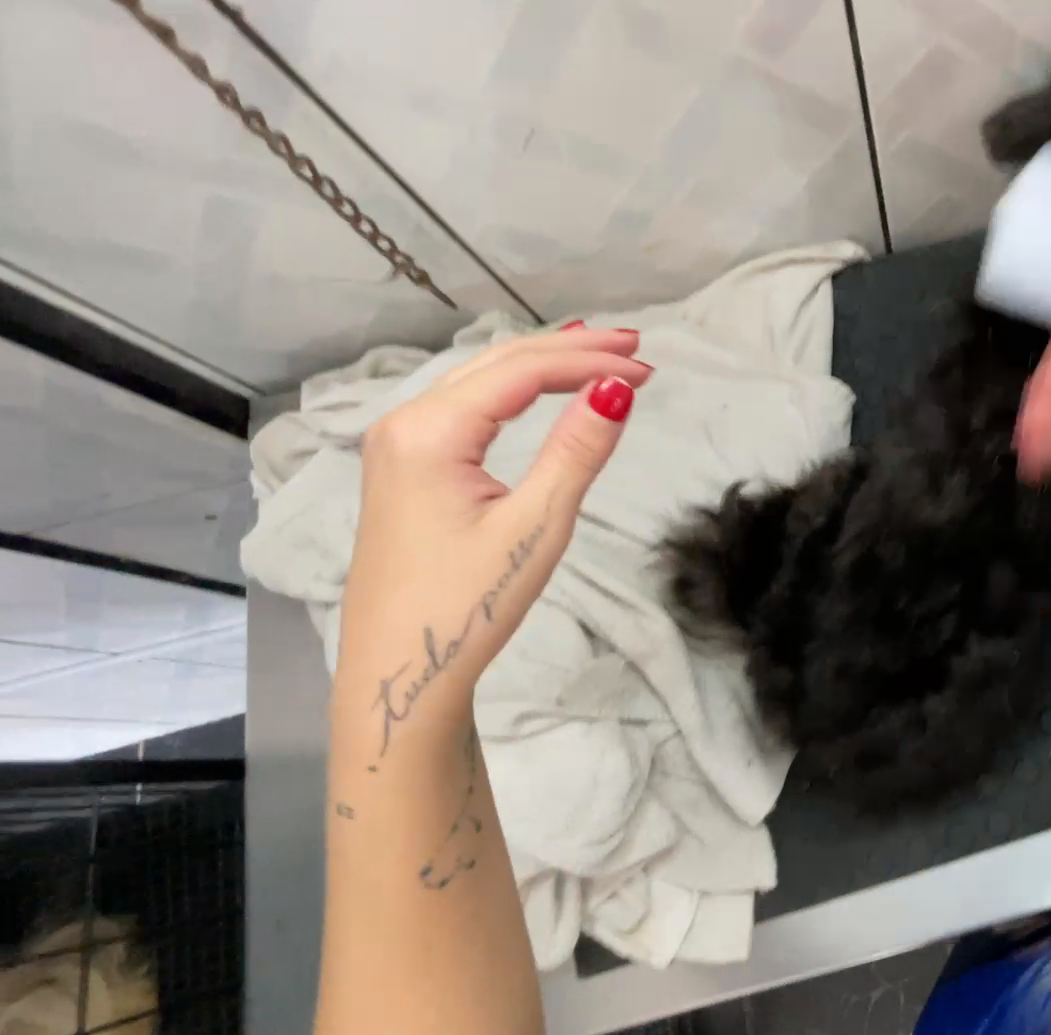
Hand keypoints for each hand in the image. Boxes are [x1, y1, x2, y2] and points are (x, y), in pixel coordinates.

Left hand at [333, 325, 649, 737]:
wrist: (400, 667)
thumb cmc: (470, 601)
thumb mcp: (535, 526)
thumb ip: (576, 452)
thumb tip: (617, 391)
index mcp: (430, 430)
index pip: (522, 372)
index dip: (589, 363)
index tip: (647, 369)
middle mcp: (405, 422)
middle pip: (499, 363)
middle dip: (571, 350)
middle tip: (635, 347)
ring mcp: (400, 444)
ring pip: (481, 382)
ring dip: (544, 365)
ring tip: (599, 354)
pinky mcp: (408, 467)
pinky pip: (468, 406)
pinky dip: (516, 389)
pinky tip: (537, 387)